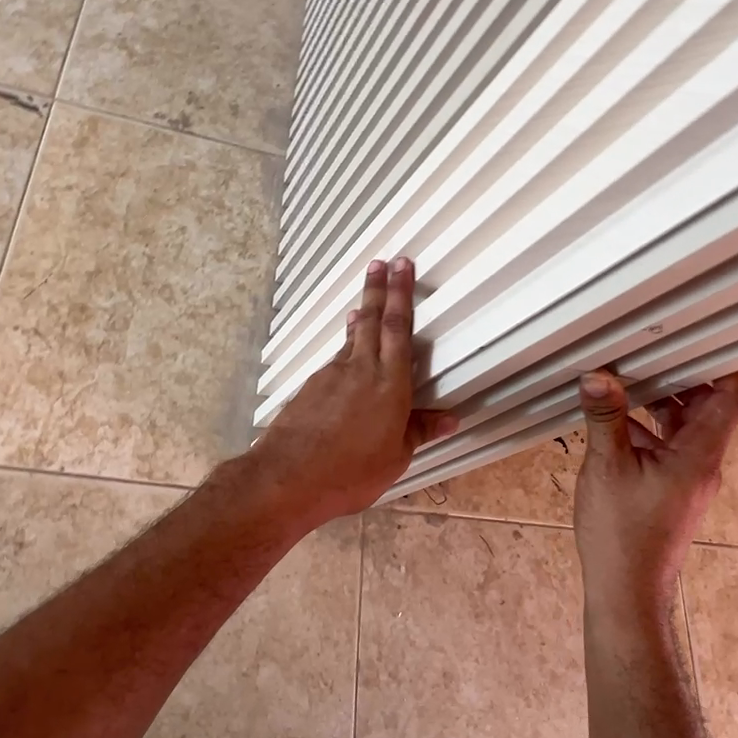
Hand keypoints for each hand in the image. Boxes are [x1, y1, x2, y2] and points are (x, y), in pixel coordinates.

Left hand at [246, 257, 457, 529]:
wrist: (287, 476)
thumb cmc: (350, 472)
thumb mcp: (395, 458)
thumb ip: (419, 431)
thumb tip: (451, 418)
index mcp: (390, 384)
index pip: (399, 328)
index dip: (402, 294)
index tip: (402, 266)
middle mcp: (361, 369)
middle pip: (373, 320)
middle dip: (379, 289)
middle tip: (382, 261)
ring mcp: (332, 375)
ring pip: (352, 339)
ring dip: (362, 318)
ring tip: (366, 303)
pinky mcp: (311, 386)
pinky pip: (336, 359)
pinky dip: (346, 348)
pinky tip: (347, 355)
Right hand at [573, 369, 737, 611]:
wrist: (626, 591)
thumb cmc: (622, 532)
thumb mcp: (607, 467)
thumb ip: (606, 418)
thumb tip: (597, 375)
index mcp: (698, 456)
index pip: (730, 400)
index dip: (723, 366)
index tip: (702, 338)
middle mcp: (701, 465)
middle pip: (707, 409)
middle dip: (682, 378)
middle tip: (653, 350)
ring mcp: (686, 480)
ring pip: (683, 429)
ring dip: (661, 403)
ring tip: (628, 377)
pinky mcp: (669, 492)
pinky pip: (666, 448)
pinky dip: (647, 429)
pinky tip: (614, 422)